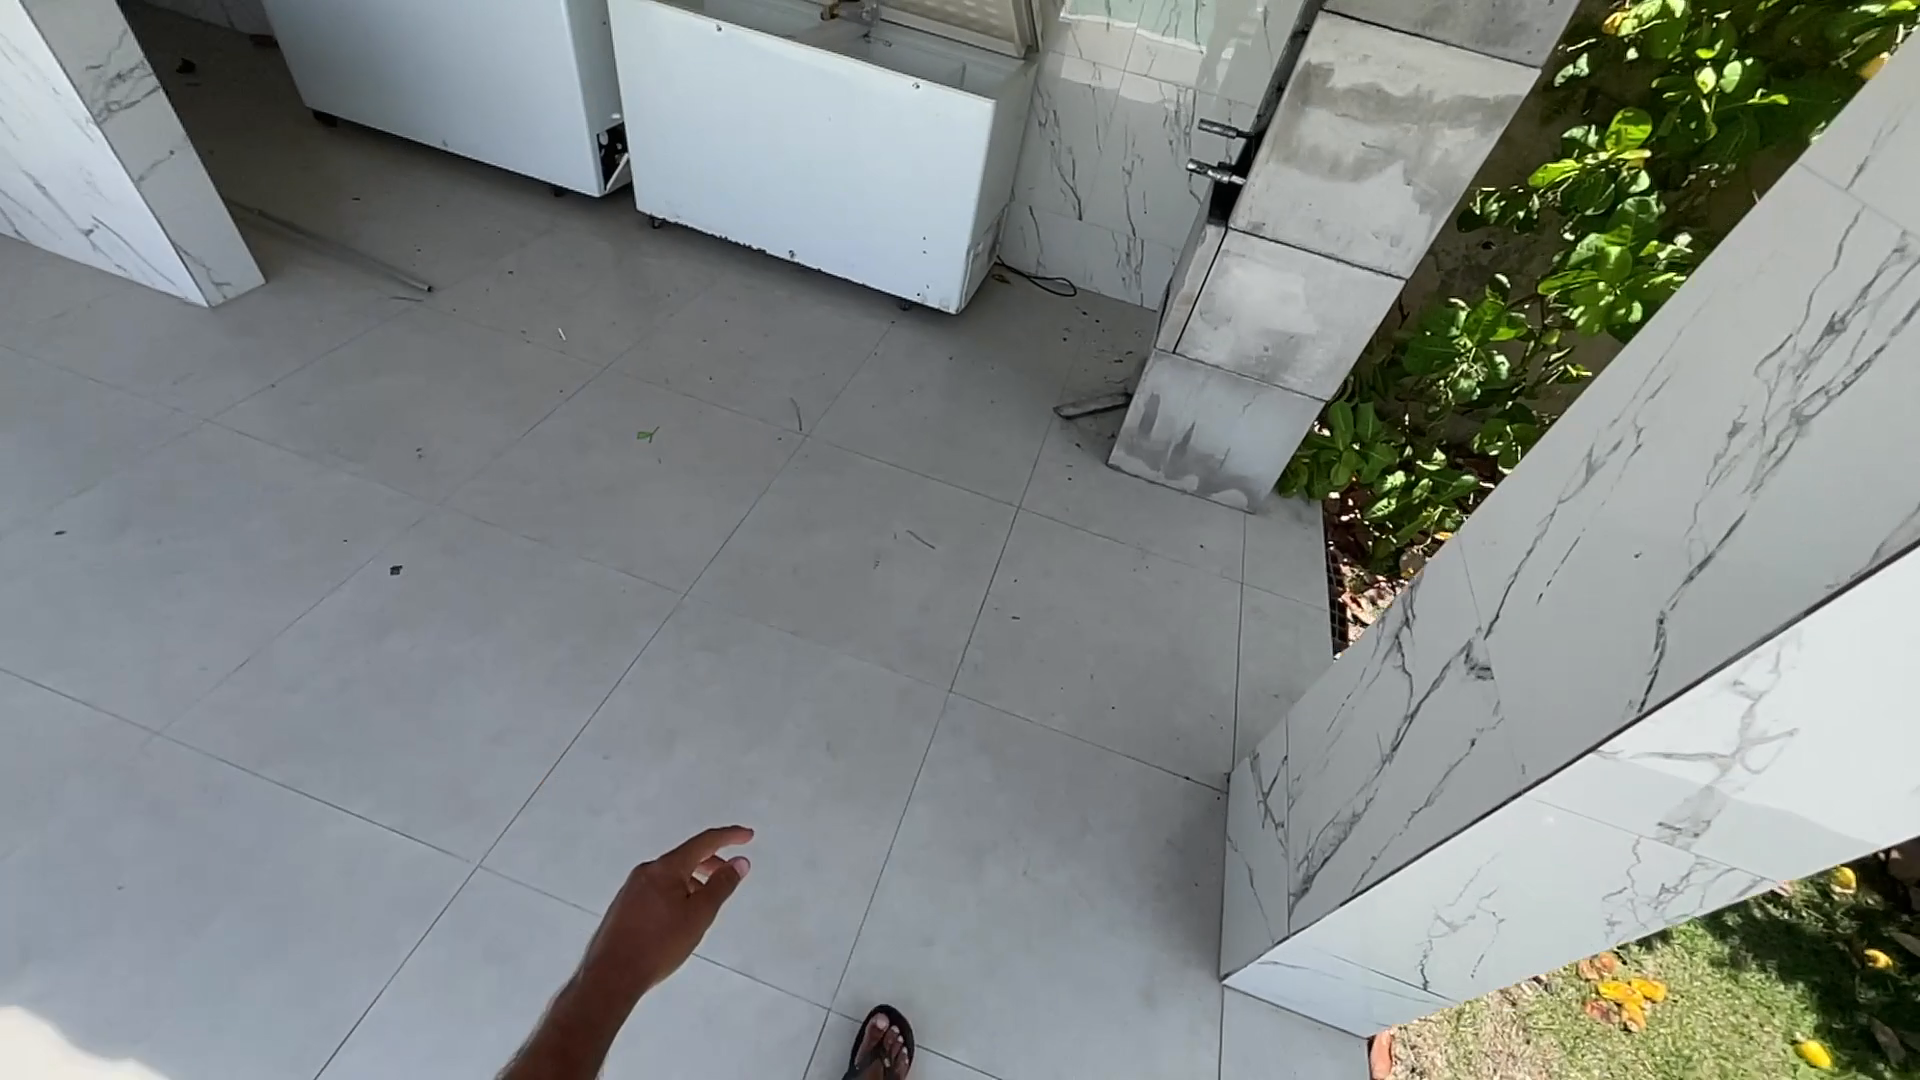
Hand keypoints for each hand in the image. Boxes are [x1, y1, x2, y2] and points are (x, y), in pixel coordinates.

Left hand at [576, 825, 753, 1006]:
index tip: (748, 836)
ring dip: (694, 880)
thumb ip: (722, 885)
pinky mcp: (623, 907)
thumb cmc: (659, 944)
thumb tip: (739, 862)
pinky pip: (658, 889)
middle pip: (686, 857)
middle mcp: (646, 871)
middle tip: (729, 874)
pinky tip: (680, 917)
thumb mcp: (699, 915)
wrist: (608, 980)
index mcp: (666, 867)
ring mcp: (631, 889)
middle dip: (711, 862)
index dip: (729, 836)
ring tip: (706, 903)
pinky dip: (677, 892)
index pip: (704, 842)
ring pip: (671, 875)